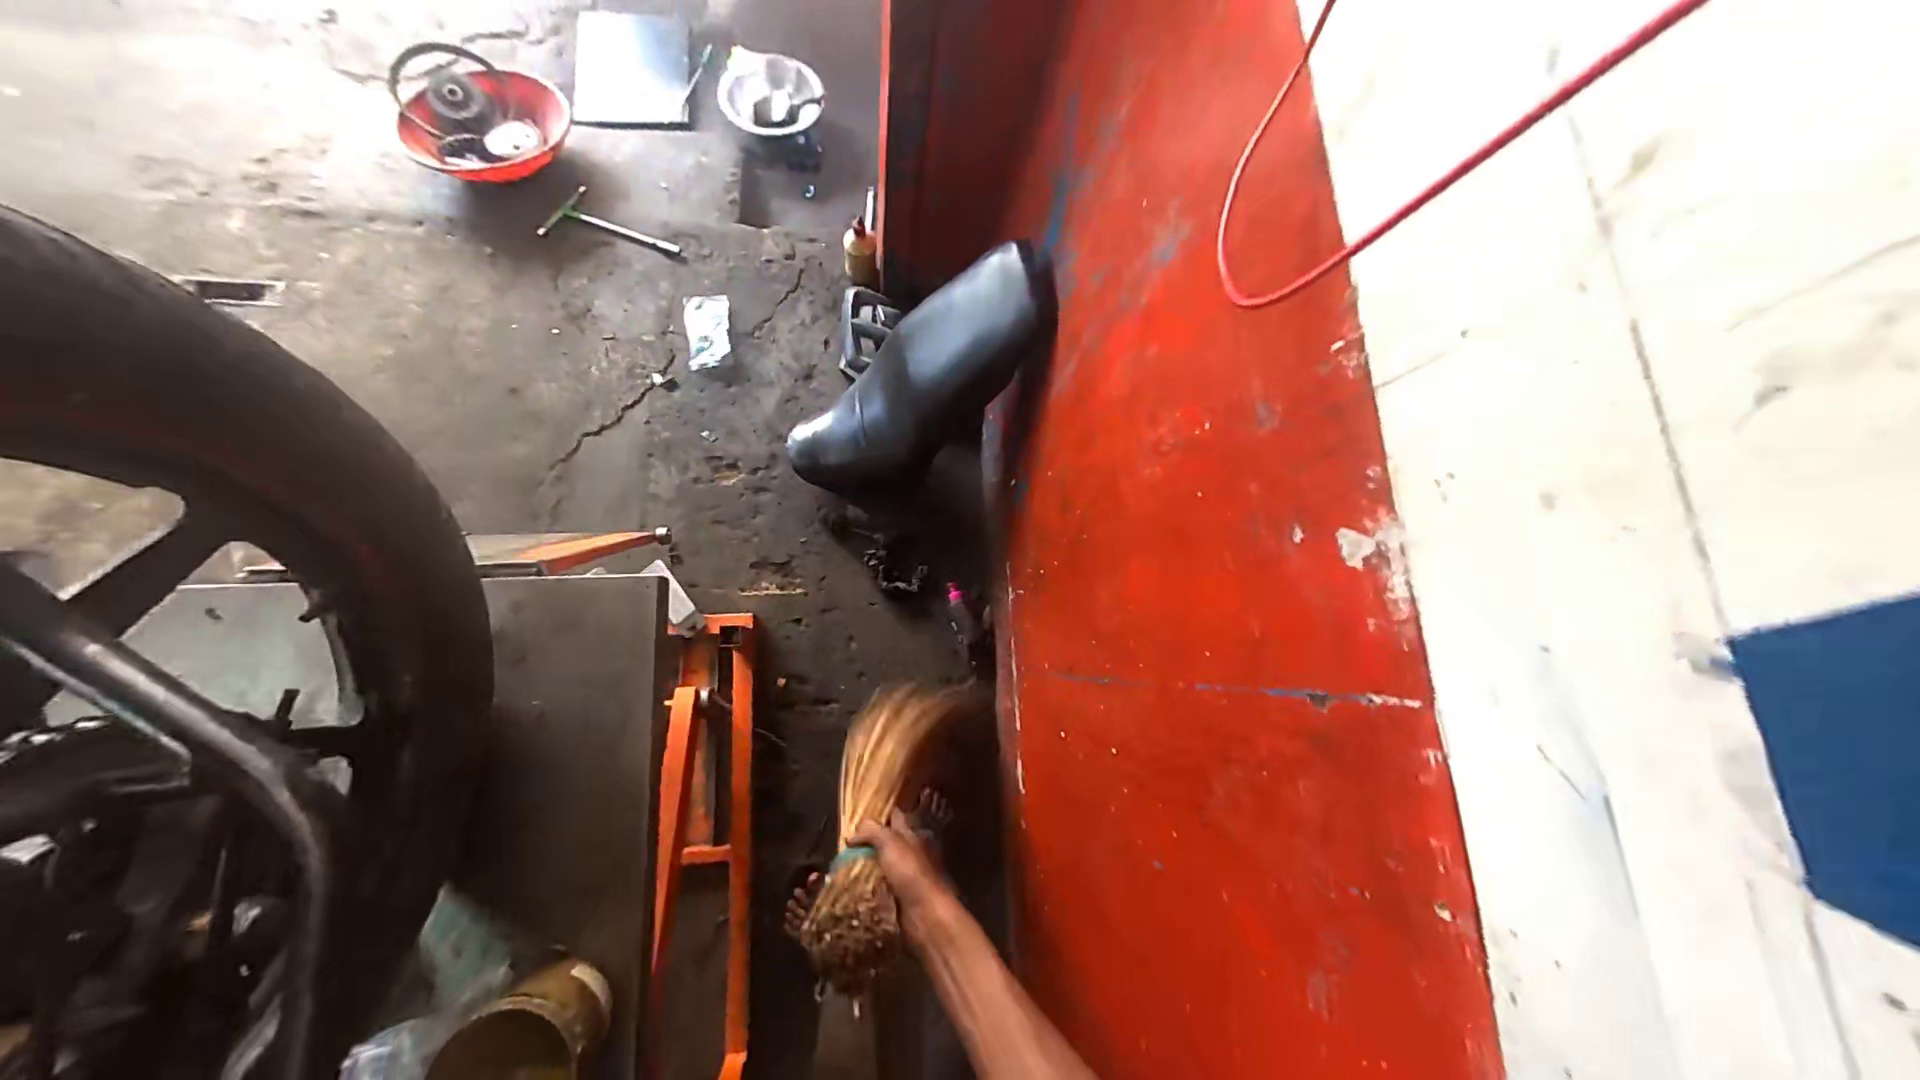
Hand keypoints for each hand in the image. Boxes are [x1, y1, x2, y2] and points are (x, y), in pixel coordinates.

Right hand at [849, 809, 955, 928]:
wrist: (925, 914)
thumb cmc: (911, 873)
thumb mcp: (890, 843)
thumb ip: (872, 832)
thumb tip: (851, 835)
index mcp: (912, 835)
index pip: (895, 817)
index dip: (879, 814)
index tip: (857, 816)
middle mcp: (909, 853)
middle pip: (885, 842)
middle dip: (866, 843)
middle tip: (842, 845)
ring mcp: (904, 876)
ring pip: (880, 865)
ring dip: (863, 866)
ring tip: (841, 866)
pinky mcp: (898, 897)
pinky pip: (878, 887)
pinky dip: (866, 887)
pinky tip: (850, 886)